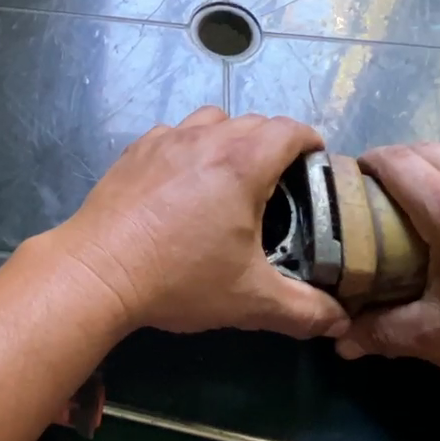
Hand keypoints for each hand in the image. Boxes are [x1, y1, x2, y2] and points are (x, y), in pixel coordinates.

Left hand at [39, 106, 348, 339]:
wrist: (100, 269)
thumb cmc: (180, 277)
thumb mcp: (250, 300)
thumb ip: (303, 310)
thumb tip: (339, 320)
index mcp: (242, 162)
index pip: (289, 129)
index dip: (309, 141)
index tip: (316, 163)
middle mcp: (206, 138)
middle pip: (253, 122)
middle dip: (274, 143)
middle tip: (279, 182)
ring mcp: (167, 137)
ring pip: (212, 120)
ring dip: (230, 138)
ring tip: (230, 175)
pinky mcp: (137, 148)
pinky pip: (175, 133)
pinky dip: (189, 146)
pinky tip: (182, 181)